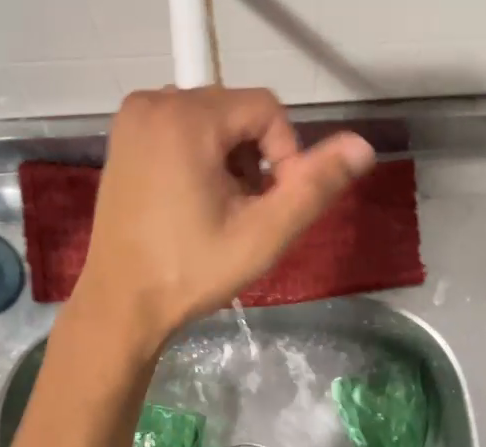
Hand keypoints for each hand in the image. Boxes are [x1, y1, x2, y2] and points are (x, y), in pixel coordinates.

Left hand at [74, 86, 375, 347]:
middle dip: (254, 161)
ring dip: (230, 163)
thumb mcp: (262, 235)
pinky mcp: (124, 142)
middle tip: (244, 216)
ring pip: (211, 124)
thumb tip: (362, 146)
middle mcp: (154, 103)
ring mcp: (133, 121)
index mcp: (186, 117)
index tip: (272, 206)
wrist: (123, 304)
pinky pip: (181, 134)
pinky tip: (194, 207)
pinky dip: (199, 162)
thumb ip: (314, 187)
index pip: (266, 109)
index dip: (285, 156)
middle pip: (237, 114)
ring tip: (220, 215)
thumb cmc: (191, 272)